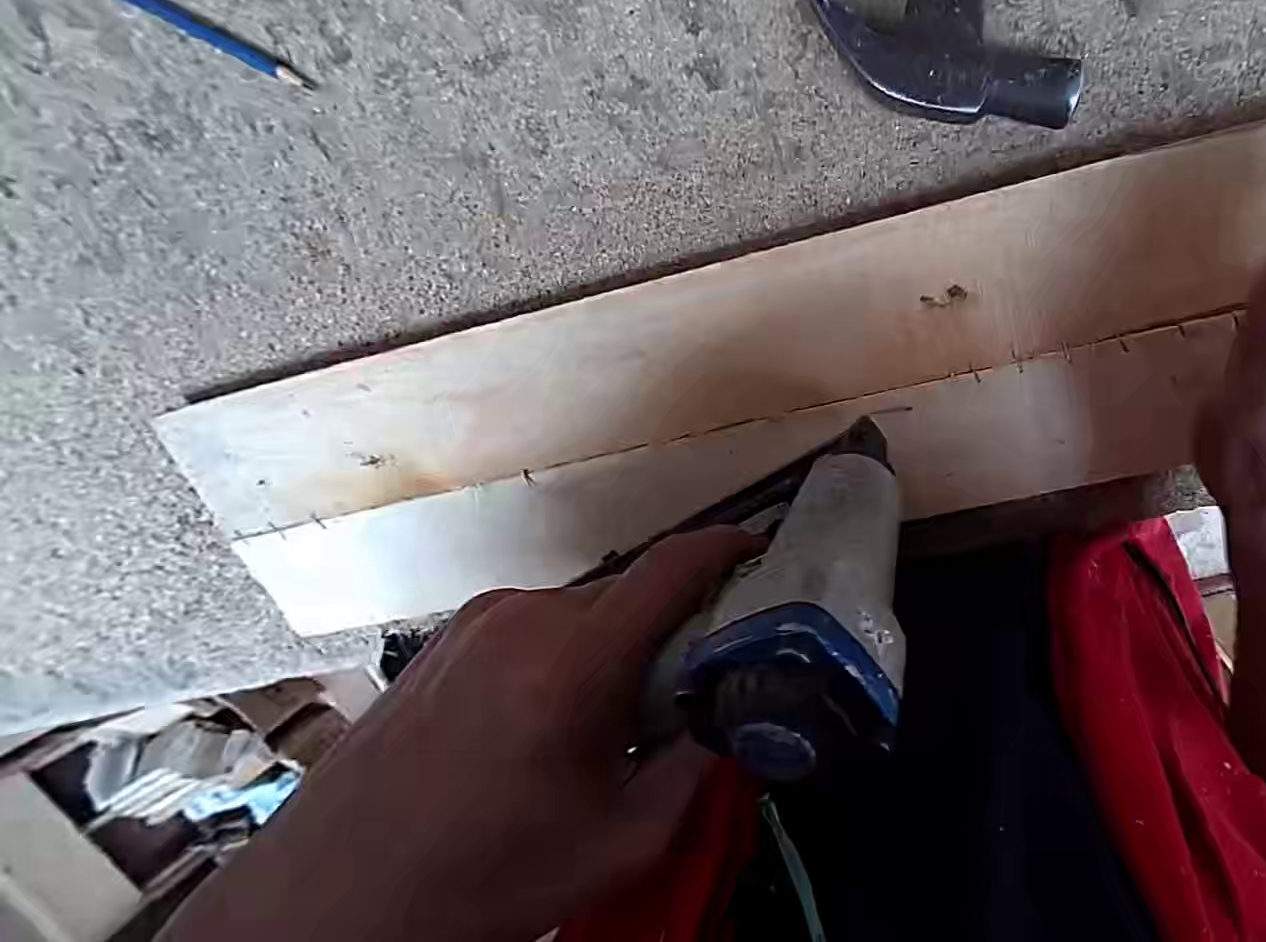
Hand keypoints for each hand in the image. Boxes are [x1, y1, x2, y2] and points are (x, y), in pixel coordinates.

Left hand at [163, 527, 762, 941]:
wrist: (320, 915)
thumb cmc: (483, 880)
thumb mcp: (622, 841)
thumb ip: (700, 765)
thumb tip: (739, 712)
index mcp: (573, 663)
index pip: (673, 567)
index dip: (728, 546)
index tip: (761, 550)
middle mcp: (528, 618)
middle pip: (636, 591)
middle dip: (675, 619)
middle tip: (687, 673)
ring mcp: (481, 619)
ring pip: (592, 605)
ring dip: (622, 637)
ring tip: (612, 704)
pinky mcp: (450, 633)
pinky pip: (545, 618)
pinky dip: (574, 643)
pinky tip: (550, 706)